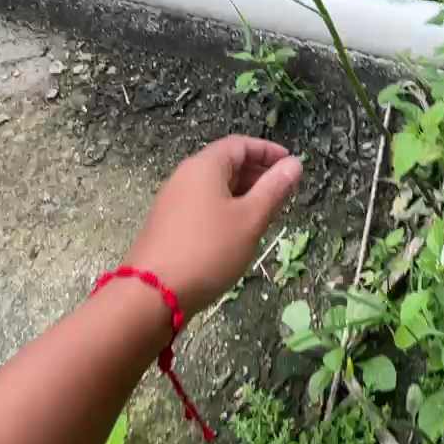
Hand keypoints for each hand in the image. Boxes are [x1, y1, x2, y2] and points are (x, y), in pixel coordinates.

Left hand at [126, 137, 302, 317]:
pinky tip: (237, 233)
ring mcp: (173, 202)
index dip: (268, 151)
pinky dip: (225, 209)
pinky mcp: (167, 225)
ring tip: (265, 215)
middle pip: (227, 164)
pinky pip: (203, 205)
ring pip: (215, 187)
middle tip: (282, 192)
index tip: (291, 164)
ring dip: (243, 194)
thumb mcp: (251, 219)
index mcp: (205, 166)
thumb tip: (294, 164)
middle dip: (258, 174)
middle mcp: (185, 177)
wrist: (149, 298)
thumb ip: (275, 188)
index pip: (241, 144)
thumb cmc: (208, 251)